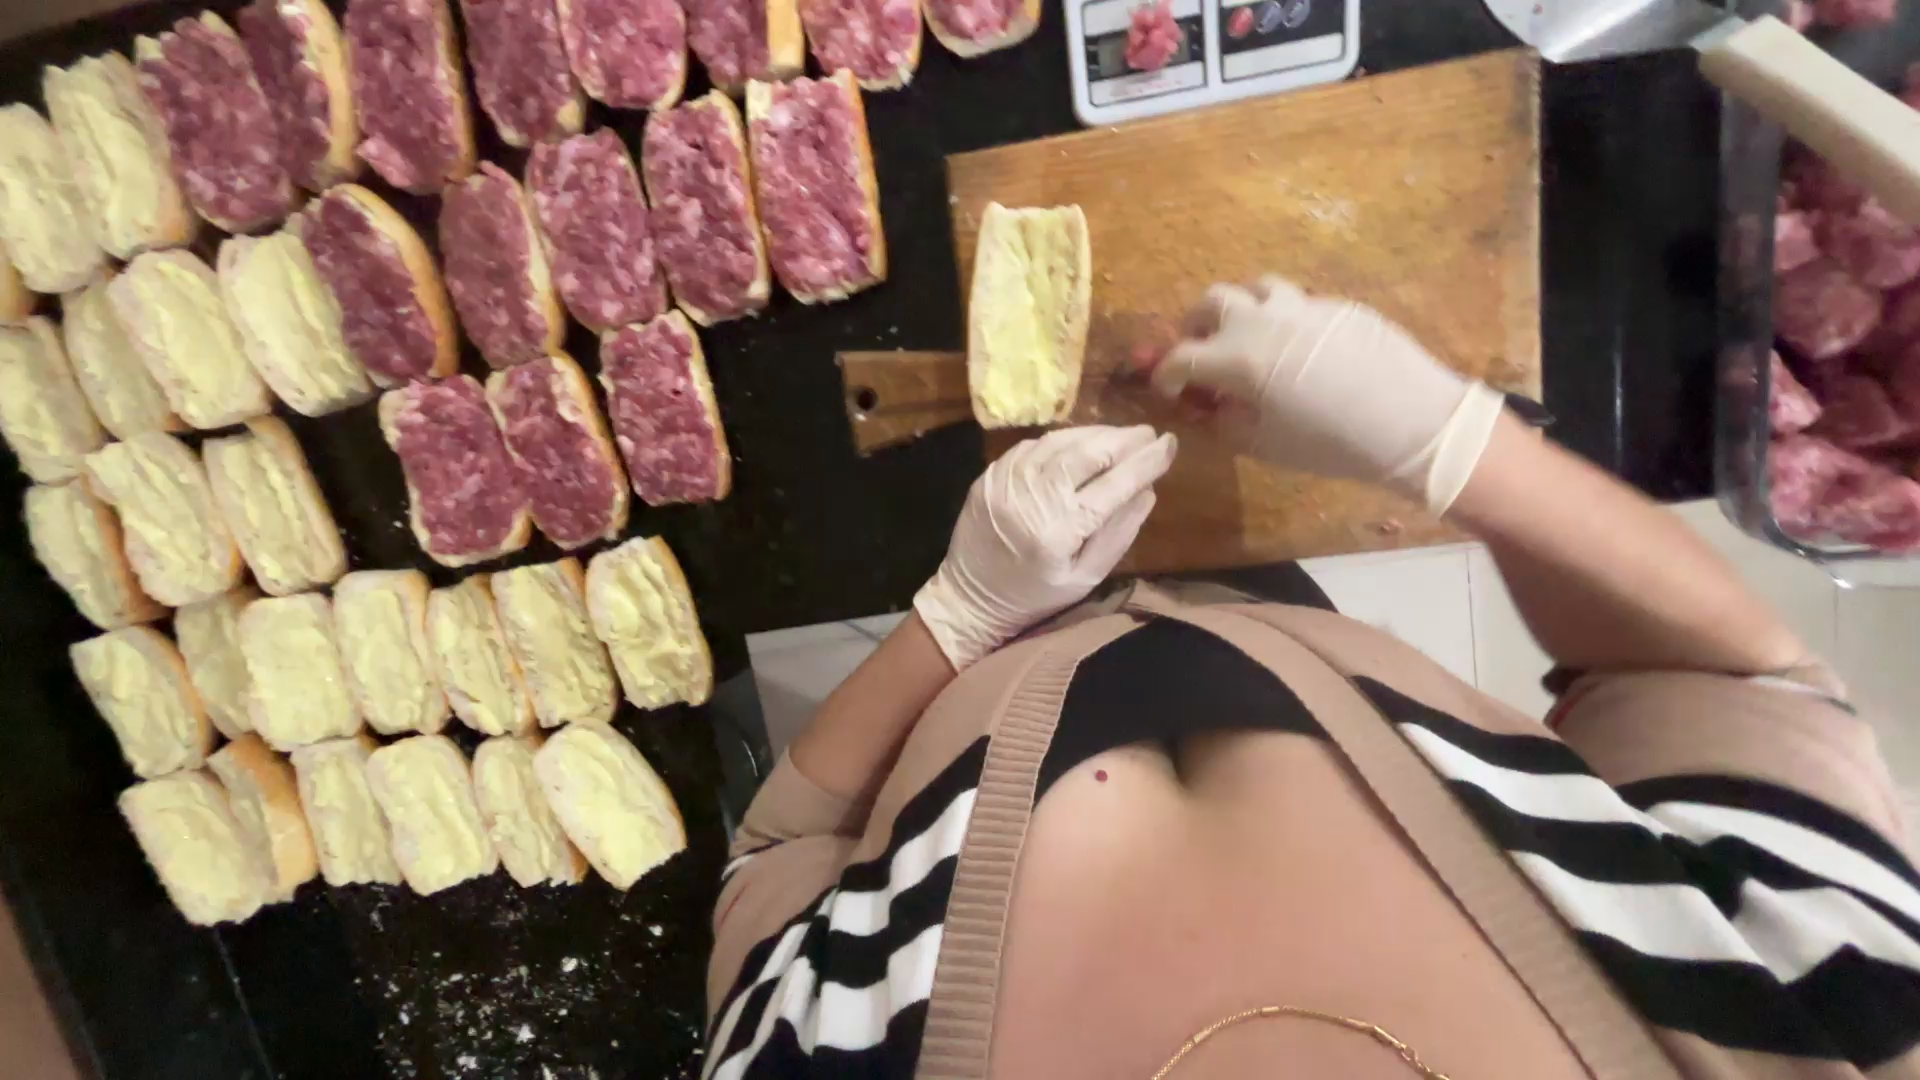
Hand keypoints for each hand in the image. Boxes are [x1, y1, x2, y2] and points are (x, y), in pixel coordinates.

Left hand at [914, 425, 1176, 670]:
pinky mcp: (990, 475)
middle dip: (1123, 439)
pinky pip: (1033, 446)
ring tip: (1122, 436)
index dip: (1146, 462)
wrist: (970, 598)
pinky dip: (1062, 440)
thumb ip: (1118, 535)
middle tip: (1148, 434)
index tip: (1171, 444)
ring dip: (1095, 434)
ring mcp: (1006, 481)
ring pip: (1059, 441)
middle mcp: (1032, 498)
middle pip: (1087, 453)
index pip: (1114, 484)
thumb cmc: (1034, 596)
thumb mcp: (1085, 578)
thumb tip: (1147, 491)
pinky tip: (1080, 444)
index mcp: (1060, 530)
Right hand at [1149, 276, 1505, 512]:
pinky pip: (1297, 303)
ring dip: (1240, 310)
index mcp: (1237, 358)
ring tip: (1247, 337)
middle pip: (1211, 301)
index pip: (1181, 356)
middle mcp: (1263, 320)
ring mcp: (1304, 306)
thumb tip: (1208, 404)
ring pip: (1256, 288)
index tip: (1167, 389)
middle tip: (1199, 350)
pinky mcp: (1338, 307)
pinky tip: (1298, 351)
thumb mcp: (1261, 444)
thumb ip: (1222, 419)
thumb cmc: (1328, 443)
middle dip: (1195, 326)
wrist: (1412, 424)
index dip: (1165, 374)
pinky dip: (1281, 320)